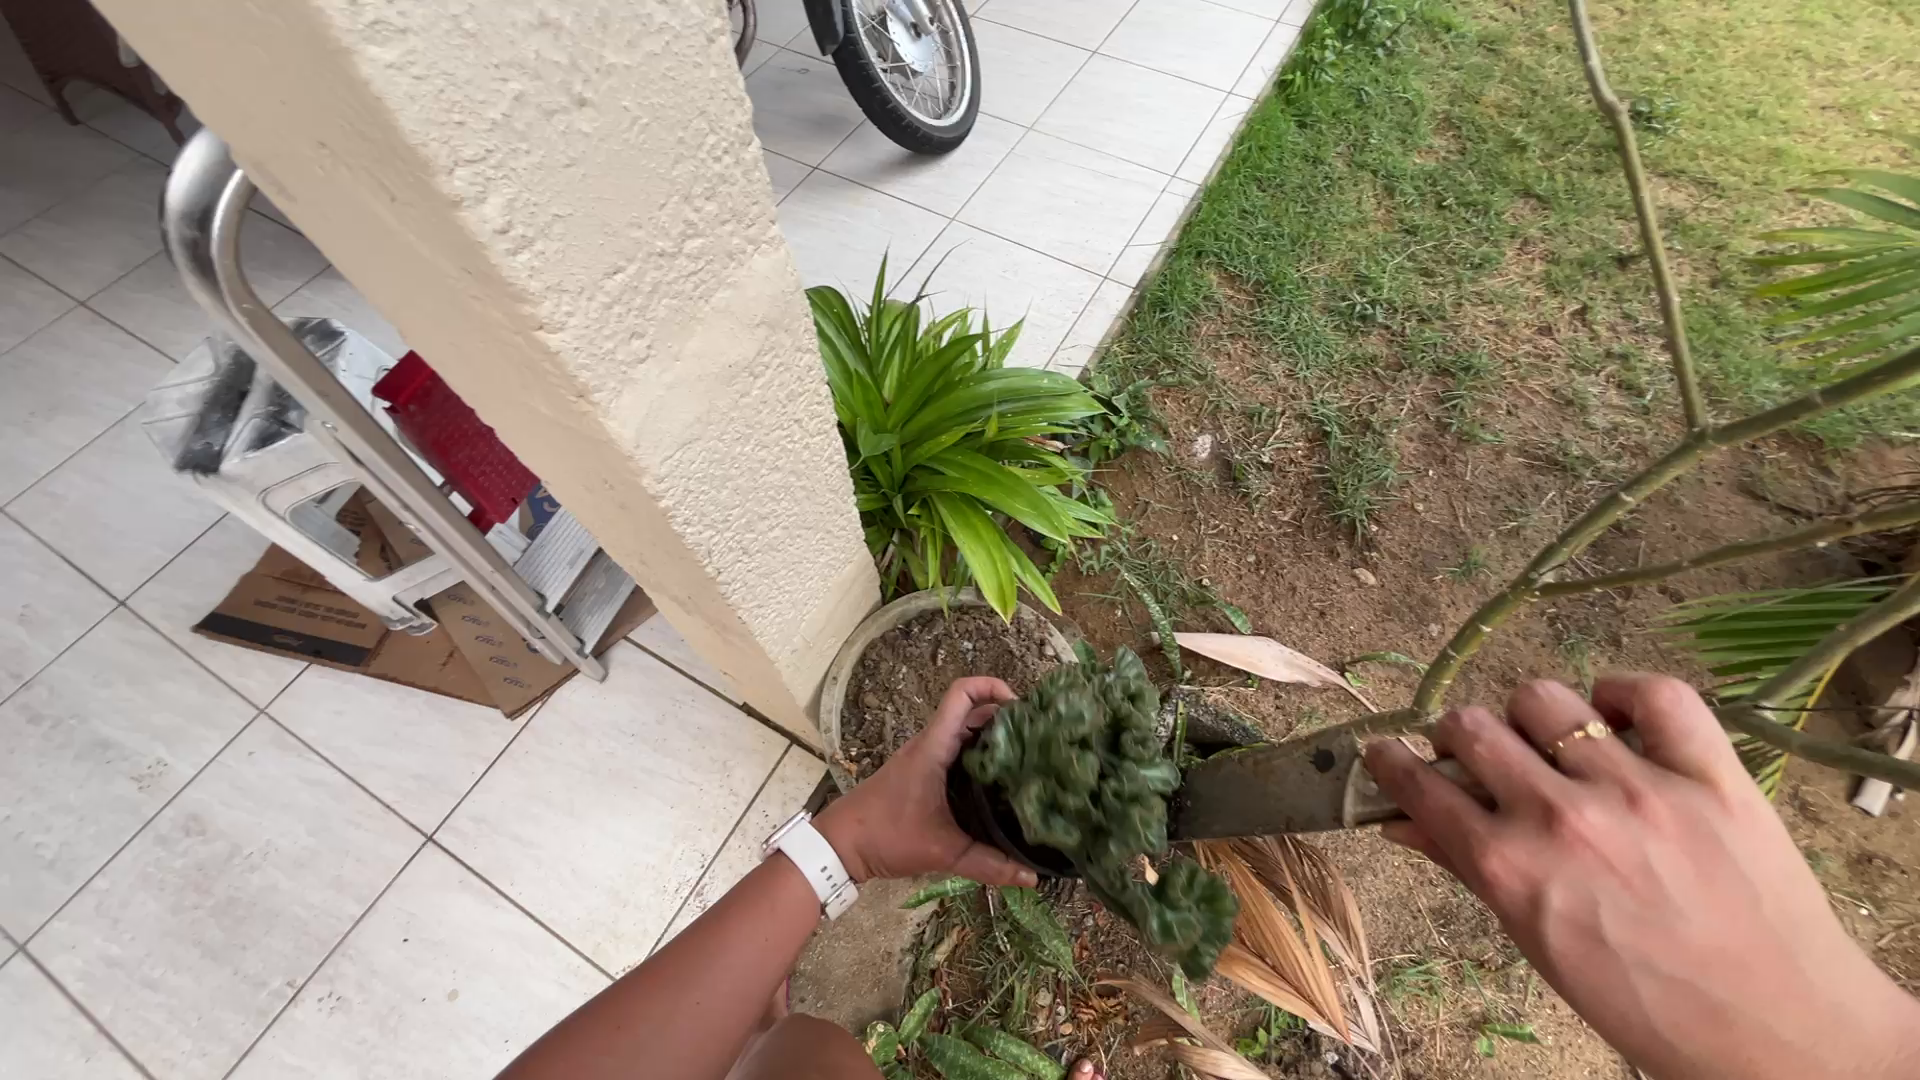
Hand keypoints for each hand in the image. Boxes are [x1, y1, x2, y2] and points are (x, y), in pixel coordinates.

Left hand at [816, 677, 1037, 887]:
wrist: (841, 845)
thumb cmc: (886, 836)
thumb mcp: (942, 851)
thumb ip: (988, 864)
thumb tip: (1031, 877)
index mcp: (934, 746)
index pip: (962, 694)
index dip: (992, 686)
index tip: (1021, 707)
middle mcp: (930, 743)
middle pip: (970, 711)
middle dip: (1004, 717)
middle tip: (1036, 737)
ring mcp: (925, 756)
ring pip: (964, 732)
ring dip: (993, 737)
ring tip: (1026, 757)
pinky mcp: (922, 771)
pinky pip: (956, 750)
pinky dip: (979, 755)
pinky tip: (998, 780)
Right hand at [1364, 675, 1919, 1079]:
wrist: (1790, 1042)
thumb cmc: (1639, 1000)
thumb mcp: (1531, 939)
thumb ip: (1463, 866)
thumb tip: (1397, 822)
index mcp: (1509, 866)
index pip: (1417, 782)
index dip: (1389, 759)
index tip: (1386, 752)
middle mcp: (1560, 817)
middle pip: (1470, 726)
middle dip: (1457, 737)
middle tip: (1479, 758)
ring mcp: (1637, 791)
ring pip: (1543, 699)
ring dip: (1530, 719)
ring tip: (1552, 745)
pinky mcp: (1713, 780)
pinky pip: (1654, 696)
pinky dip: (1622, 695)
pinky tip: (1614, 719)